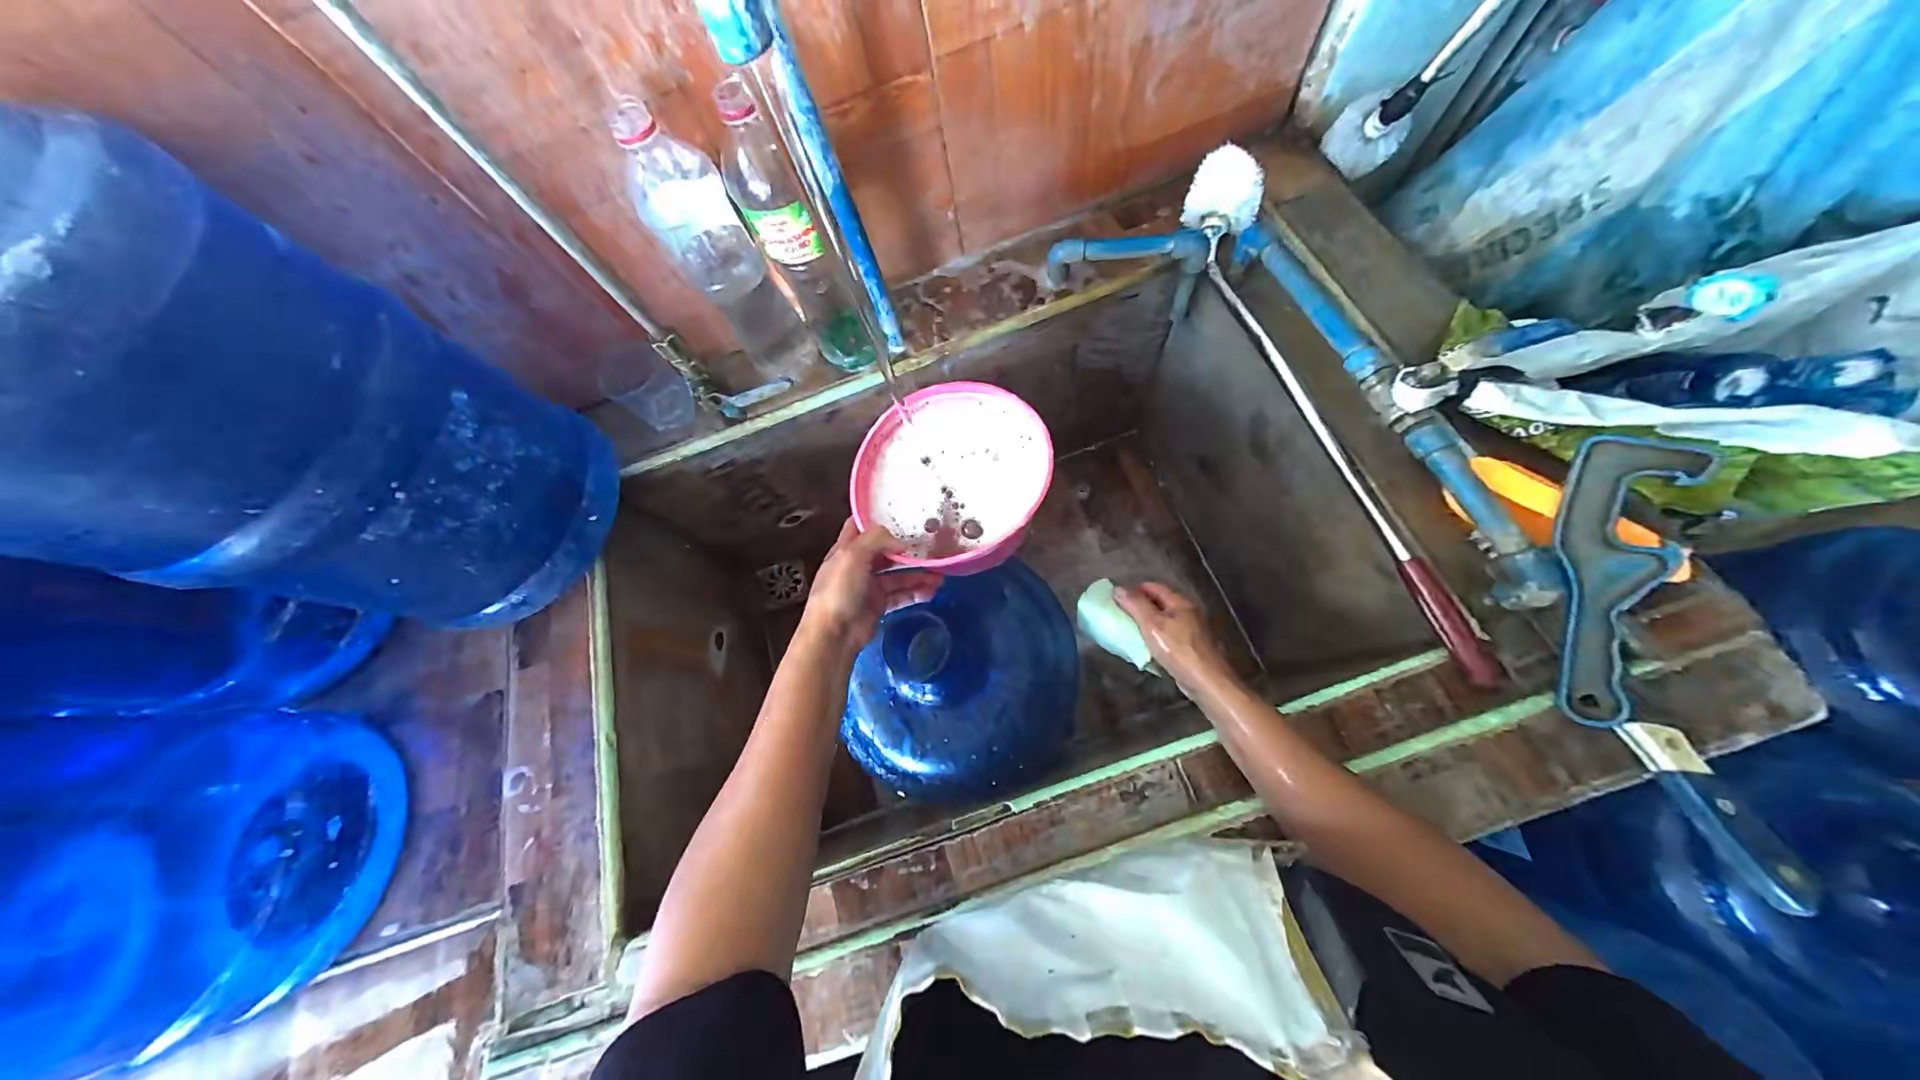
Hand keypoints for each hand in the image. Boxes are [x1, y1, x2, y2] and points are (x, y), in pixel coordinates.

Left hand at [799, 519, 942, 654]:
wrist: (833, 635)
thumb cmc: (838, 591)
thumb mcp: (852, 555)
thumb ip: (876, 540)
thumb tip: (901, 543)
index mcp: (846, 549)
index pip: (860, 526)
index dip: (878, 518)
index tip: (902, 513)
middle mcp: (858, 565)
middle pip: (885, 551)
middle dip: (907, 549)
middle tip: (932, 546)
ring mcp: (869, 586)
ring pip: (897, 575)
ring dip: (917, 573)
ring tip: (940, 574)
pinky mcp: (878, 605)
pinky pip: (901, 595)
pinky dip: (916, 592)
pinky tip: (932, 590)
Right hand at [1112, 582, 1235, 696]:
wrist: (1207, 681)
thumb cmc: (1178, 650)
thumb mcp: (1152, 625)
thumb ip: (1135, 605)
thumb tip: (1118, 588)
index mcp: (1180, 602)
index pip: (1153, 587)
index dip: (1134, 591)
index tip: (1117, 601)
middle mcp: (1189, 612)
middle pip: (1160, 602)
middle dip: (1140, 608)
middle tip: (1122, 617)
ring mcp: (1194, 630)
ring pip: (1165, 620)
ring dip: (1148, 624)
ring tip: (1132, 633)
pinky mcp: (1194, 647)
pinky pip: (1170, 636)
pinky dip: (1158, 638)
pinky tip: (1149, 649)